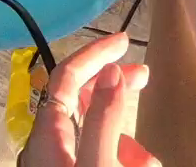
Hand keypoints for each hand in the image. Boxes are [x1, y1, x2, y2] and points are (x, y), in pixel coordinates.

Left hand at [21, 33, 158, 166]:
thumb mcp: (98, 163)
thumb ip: (103, 119)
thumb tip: (112, 71)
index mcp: (47, 132)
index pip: (67, 74)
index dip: (95, 52)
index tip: (124, 41)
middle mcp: (48, 143)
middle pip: (81, 97)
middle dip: (115, 84)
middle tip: (143, 76)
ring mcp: (57, 161)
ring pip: (93, 131)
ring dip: (125, 136)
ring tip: (148, 158)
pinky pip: (95, 154)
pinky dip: (119, 155)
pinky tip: (141, 166)